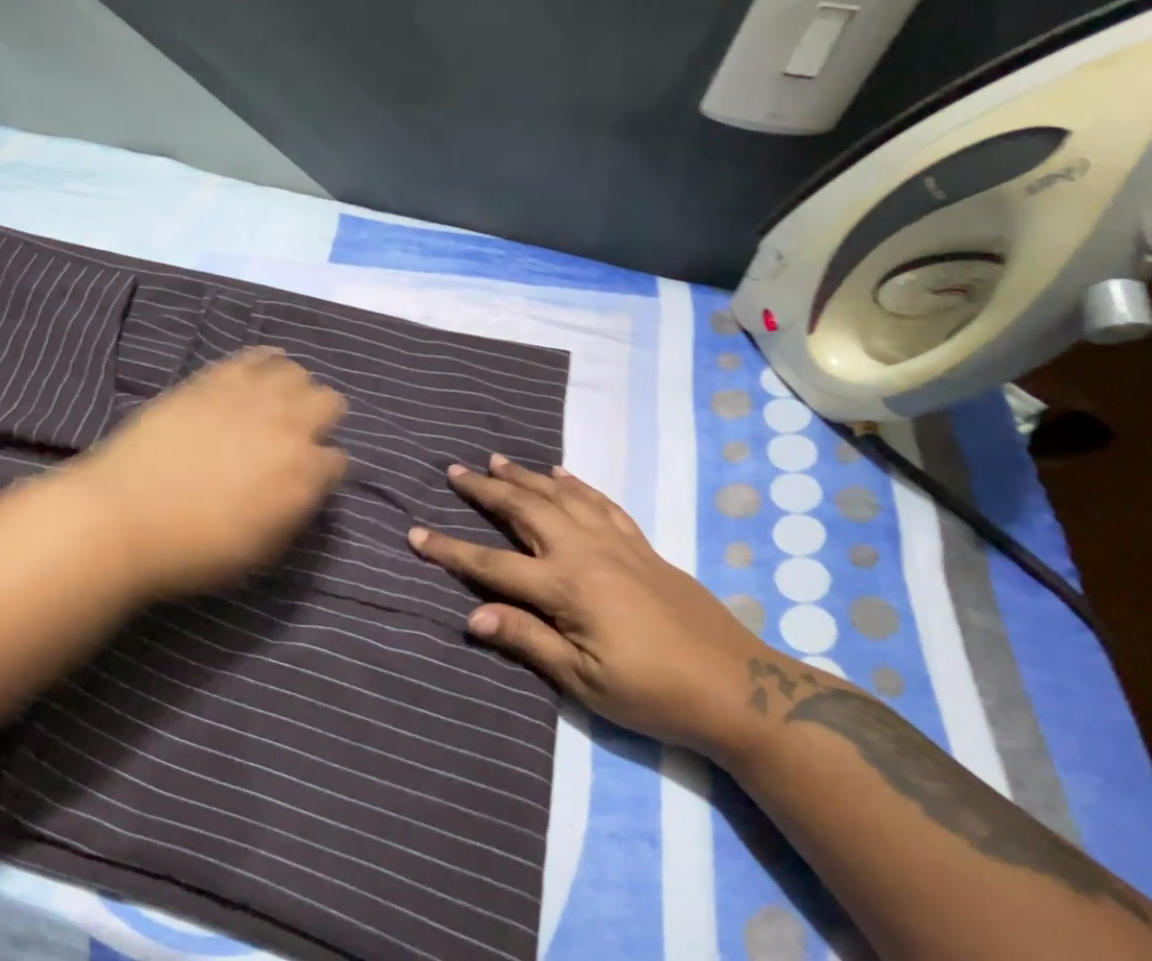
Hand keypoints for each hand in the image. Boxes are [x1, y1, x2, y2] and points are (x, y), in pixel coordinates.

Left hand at [72, 347, 348, 598]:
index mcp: (303, 476)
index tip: (310, 481)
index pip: (339, 462)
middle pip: (330, 403)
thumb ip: (292, 514)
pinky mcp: (213, 378)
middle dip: (322, 420)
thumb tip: (302, 492)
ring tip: (275, 407)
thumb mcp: (259, 552)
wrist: (122, 518)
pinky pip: (256, 356)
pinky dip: (265, 363)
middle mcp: (286, 427)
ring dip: (295, 390)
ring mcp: (249, 396)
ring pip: (297, 372)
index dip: (326, 472)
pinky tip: (257, 377)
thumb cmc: (192, 551)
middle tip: (298, 440)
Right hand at [409, 454, 776, 759]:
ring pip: (561, 496)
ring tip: (497, 459)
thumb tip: (472, 614)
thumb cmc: (652, 692)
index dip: (450, 550)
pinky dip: (576, 484)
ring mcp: (617, 544)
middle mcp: (586, 552)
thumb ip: (527, 640)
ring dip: (526, 476)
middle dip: (486, 489)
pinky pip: (601, 502)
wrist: (737, 686)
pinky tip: (562, 475)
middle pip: (525, 510)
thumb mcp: (583, 679)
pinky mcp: (642, 547)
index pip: (492, 564)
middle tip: (454, 469)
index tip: (414, 533)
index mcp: (565, 587)